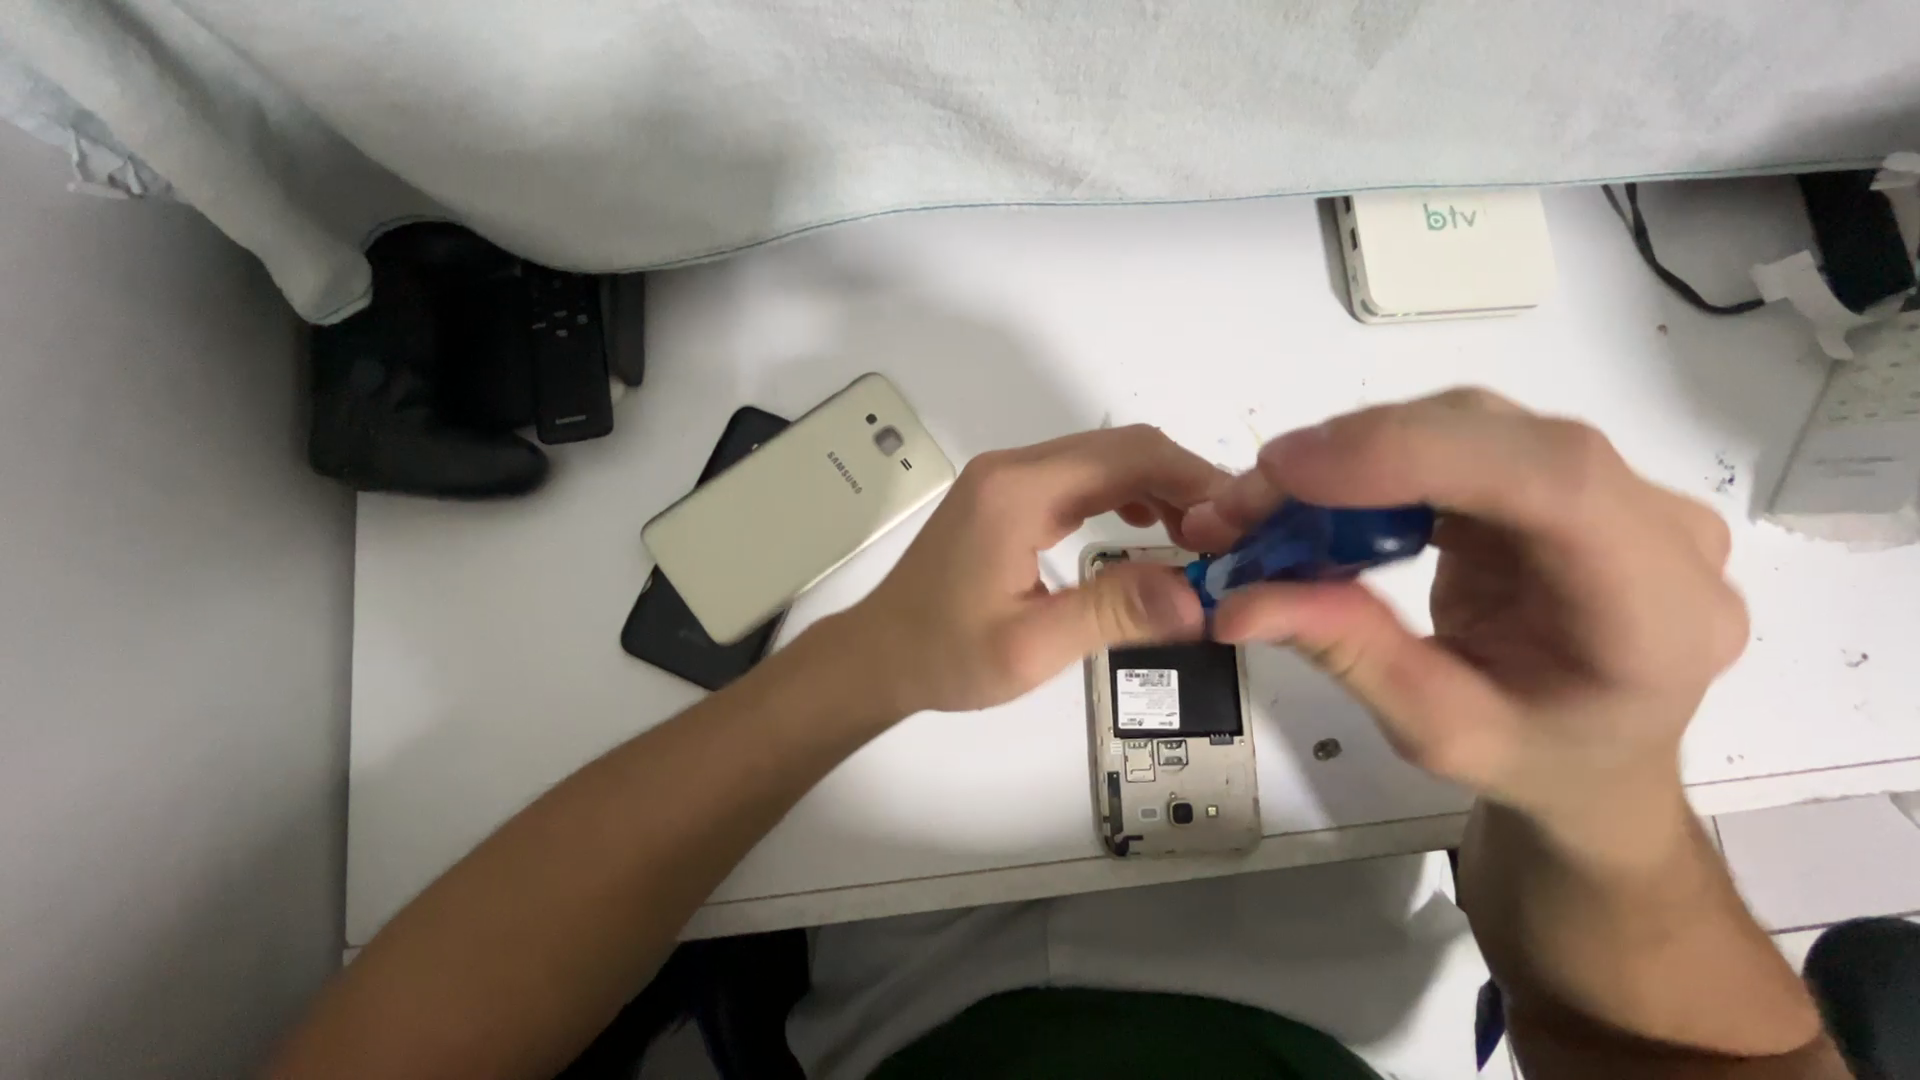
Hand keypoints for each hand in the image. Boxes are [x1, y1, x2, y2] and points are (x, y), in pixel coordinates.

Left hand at [840, 425, 1226, 714]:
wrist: (880, 654)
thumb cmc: (946, 655)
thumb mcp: (1030, 646)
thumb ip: (1112, 613)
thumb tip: (1197, 597)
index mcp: (1018, 491)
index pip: (1128, 455)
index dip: (1194, 478)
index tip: (1241, 521)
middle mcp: (1013, 469)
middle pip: (1119, 448)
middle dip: (1184, 480)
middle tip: (1230, 535)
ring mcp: (1007, 479)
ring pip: (1102, 460)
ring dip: (1157, 485)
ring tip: (1199, 535)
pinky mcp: (1005, 498)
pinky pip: (1079, 479)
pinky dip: (1123, 494)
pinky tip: (1147, 526)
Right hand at [1180, 389, 1747, 837]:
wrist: (1596, 757)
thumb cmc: (1533, 761)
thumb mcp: (1433, 729)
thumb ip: (1347, 652)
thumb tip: (1235, 603)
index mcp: (1656, 609)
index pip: (1551, 482)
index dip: (1415, 452)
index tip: (1287, 470)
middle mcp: (1658, 527)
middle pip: (1500, 438)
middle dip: (1355, 454)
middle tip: (1244, 500)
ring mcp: (1616, 492)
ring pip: (1470, 426)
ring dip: (1352, 455)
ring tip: (1264, 505)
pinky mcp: (1561, 479)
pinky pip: (1456, 441)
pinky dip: (1371, 464)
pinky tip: (1319, 500)